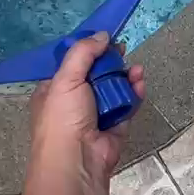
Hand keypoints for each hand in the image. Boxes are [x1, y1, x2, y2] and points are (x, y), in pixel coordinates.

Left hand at [29, 33, 145, 188]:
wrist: (77, 160)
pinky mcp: (115, 126)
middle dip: (111, 62)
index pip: (71, 66)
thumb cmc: (63, 118)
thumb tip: (102, 34)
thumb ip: (83, 53)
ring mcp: (95, 115)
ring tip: (136, 69)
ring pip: (114, 88)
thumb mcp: (65, 79)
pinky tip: (140, 83)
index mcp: (54, 92)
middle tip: (122, 51)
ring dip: (126, 76)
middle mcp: (74, 103)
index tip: (103, 41)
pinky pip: (127, 104)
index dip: (88, 52)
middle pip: (96, 75)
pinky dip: (135, 93)